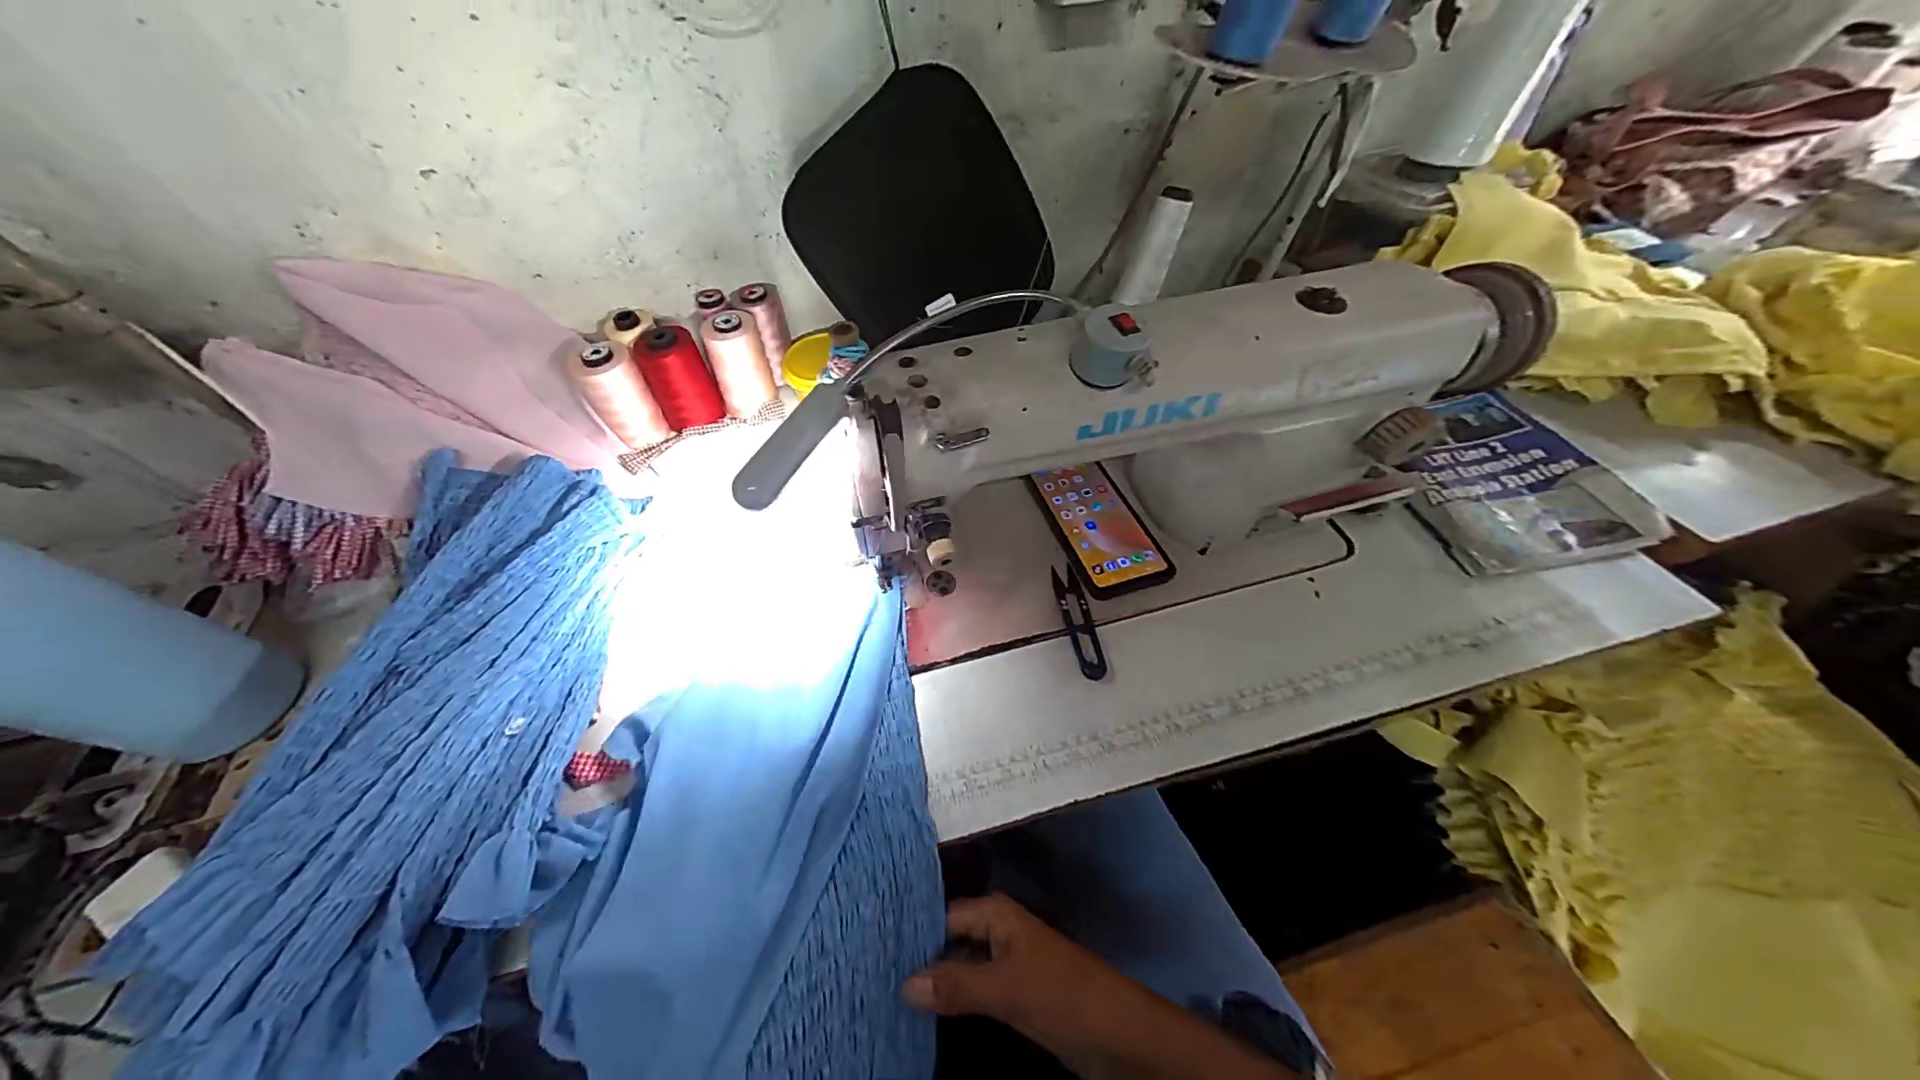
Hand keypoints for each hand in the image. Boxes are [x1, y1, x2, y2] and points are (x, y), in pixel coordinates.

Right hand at [902, 894, 1298, 1079]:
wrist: (1117, 1035)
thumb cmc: (1062, 995)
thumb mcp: (1006, 990)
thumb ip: (956, 985)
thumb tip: (904, 984)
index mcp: (996, 914)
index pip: (942, 915)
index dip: (910, 931)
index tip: (871, 945)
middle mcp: (997, 932)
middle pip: (947, 939)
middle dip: (917, 956)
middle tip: (872, 970)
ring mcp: (1004, 963)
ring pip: (958, 966)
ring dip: (933, 980)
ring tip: (887, 991)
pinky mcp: (1011, 993)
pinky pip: (971, 989)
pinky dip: (950, 998)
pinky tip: (924, 1011)